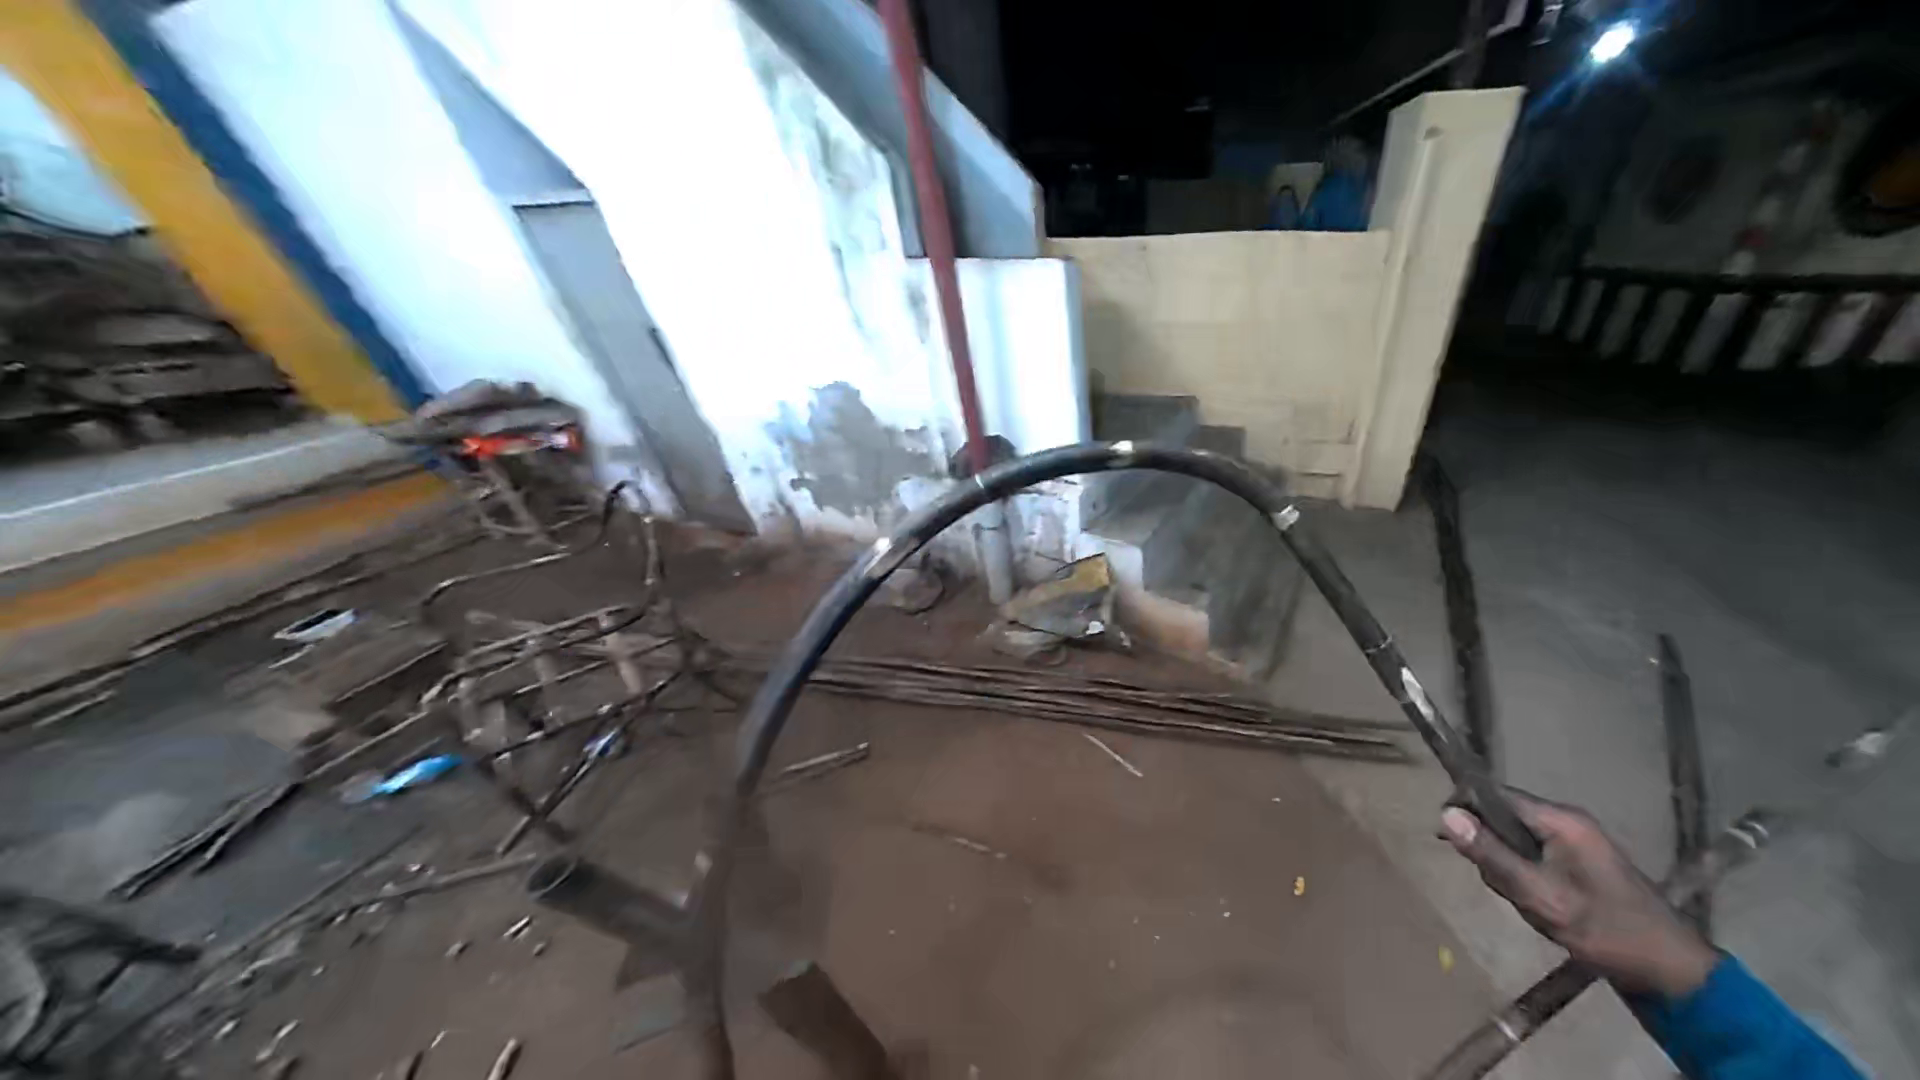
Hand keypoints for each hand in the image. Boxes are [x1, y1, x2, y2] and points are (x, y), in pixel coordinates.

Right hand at [1441, 792, 1717, 998]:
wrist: (1673, 976)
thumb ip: (1491, 854)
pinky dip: (1522, 871)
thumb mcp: (1539, 895)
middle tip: (1499, 882)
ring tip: (1524, 898)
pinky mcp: (1578, 858)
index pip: (1491, 793)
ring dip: (1506, 863)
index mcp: (1559, 820)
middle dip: (1488, 846)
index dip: (1464, 810)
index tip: (1450, 840)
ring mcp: (1575, 839)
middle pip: (1500, 814)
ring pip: (1512, 835)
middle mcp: (1566, 819)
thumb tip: (1445, 814)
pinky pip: (1530, 851)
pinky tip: (1535, 899)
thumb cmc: (1604, 930)